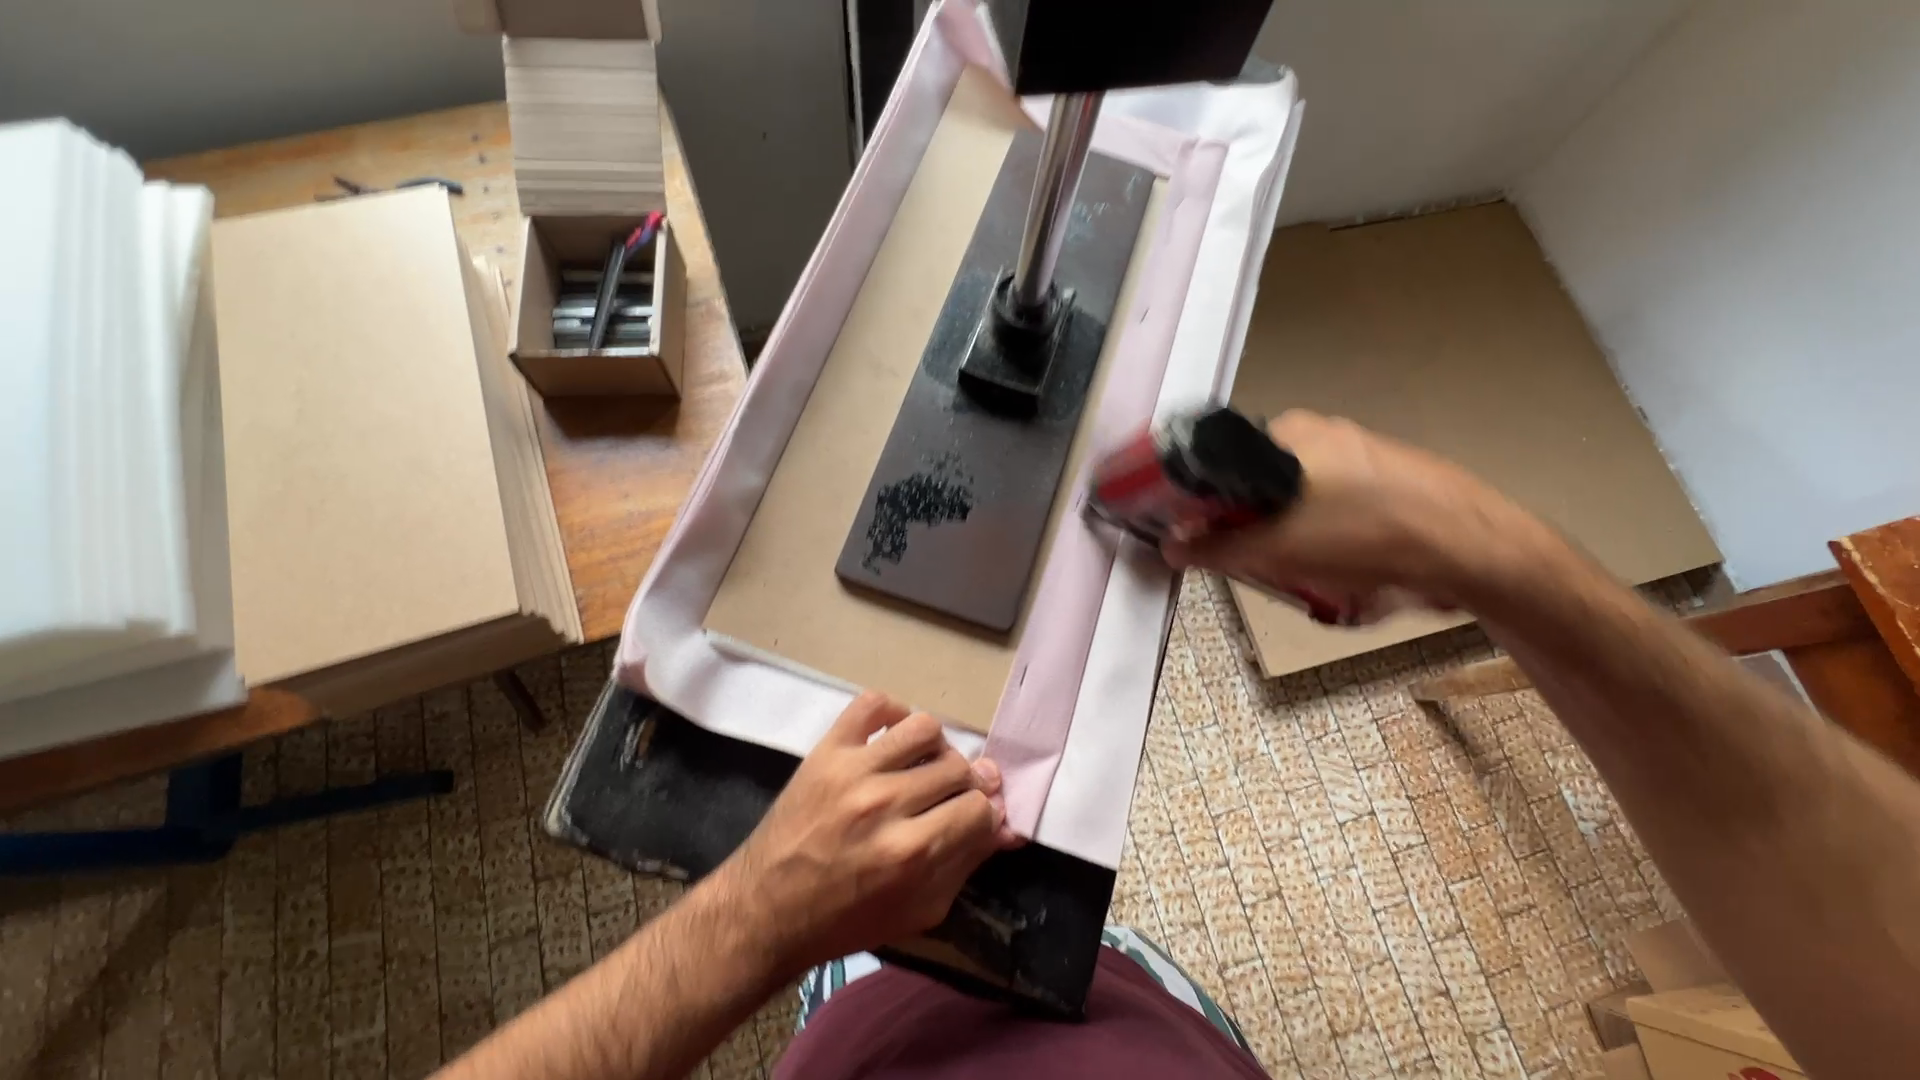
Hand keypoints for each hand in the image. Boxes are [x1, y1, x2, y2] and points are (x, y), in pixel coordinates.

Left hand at [711, 692, 1011, 975]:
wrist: (766, 908)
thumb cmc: (847, 920)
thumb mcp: (918, 910)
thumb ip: (967, 864)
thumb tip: (1010, 825)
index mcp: (911, 853)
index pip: (979, 809)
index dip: (984, 815)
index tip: (973, 820)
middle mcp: (885, 804)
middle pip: (957, 768)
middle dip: (965, 785)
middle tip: (948, 798)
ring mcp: (853, 771)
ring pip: (924, 728)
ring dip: (935, 749)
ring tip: (921, 768)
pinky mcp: (826, 750)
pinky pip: (872, 703)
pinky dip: (892, 713)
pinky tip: (891, 740)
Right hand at [1163, 410, 1551, 611]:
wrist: (1471, 548)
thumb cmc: (1361, 536)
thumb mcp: (1275, 550)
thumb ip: (1215, 549)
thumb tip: (1170, 545)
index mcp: (1286, 431)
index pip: (1222, 465)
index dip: (1209, 508)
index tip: (1213, 544)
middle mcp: (1322, 431)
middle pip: (1261, 486)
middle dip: (1257, 529)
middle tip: (1269, 565)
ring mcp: (1363, 451)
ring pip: (1301, 500)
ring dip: (1295, 537)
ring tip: (1315, 573)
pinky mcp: (1394, 475)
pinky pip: (1339, 506)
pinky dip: (1332, 535)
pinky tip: (1352, 564)